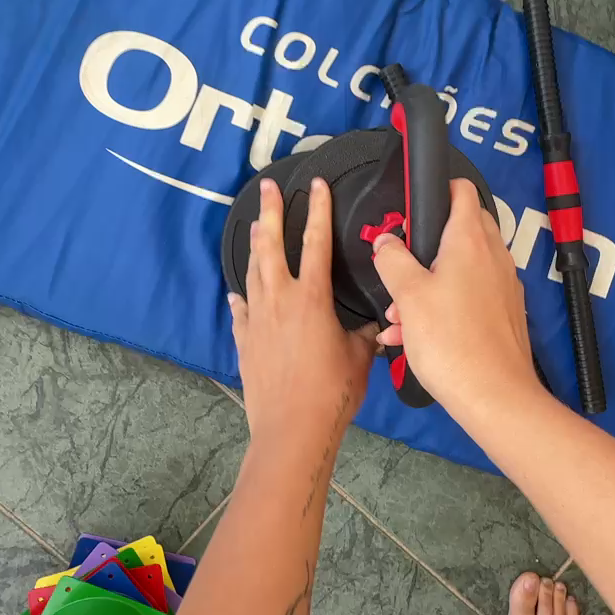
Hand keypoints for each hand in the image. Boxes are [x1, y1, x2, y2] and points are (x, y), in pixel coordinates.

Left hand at [229, 176, 375, 451]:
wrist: (292, 430)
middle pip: (271, 246)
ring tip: (255, 225)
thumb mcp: (360, 357)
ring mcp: (257, 320)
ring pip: (253, 272)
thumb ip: (365, 333)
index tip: (316, 184)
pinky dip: (242, 296)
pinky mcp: (244, 342)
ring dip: (255, 246)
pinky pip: (241, 310)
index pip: (316, 242)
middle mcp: (279, 300)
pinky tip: (238, 291)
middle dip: (270, 213)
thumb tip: (376, 323)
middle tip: (268, 187)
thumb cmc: (333, 391)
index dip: (318, 210)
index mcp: (311, 298)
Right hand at [370, 179, 538, 419]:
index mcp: (470, 240)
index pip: (462, 190)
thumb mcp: (408, 295)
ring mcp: (503, 284)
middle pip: (461, 229)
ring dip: (429, 282)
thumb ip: (393, 260)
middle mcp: (493, 255)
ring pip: (461, 268)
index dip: (438, 187)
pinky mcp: (505, 312)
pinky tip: (415, 336)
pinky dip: (444, 305)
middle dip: (427, 244)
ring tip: (398, 316)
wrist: (494, 396)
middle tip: (400, 266)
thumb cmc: (450, 340)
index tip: (414, 203)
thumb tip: (386, 241)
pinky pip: (470, 295)